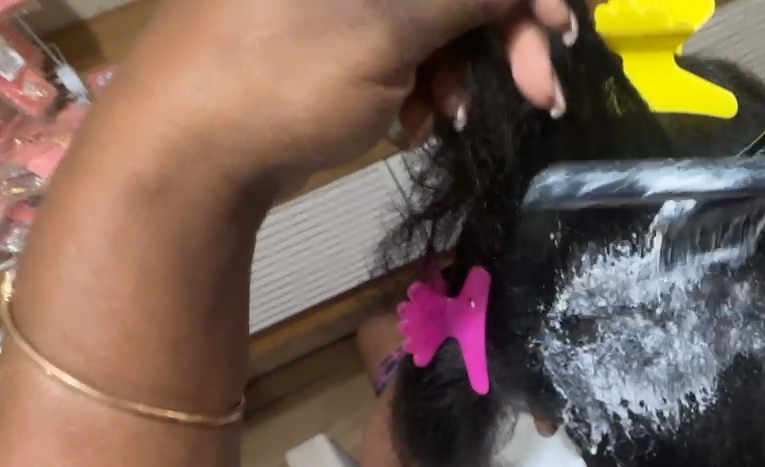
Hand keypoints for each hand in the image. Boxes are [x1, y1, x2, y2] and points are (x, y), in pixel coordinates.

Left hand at [101, 0, 575, 183]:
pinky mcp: (341, 34)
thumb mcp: (387, 29)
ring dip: (462, 75)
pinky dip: (427, 87)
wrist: (202, 149)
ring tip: (449, 118)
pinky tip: (418, 121)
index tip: (562, 31)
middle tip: (541, 96)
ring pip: (441, 21)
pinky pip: (411, 48)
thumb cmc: (285, 75)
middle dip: (503, 39)